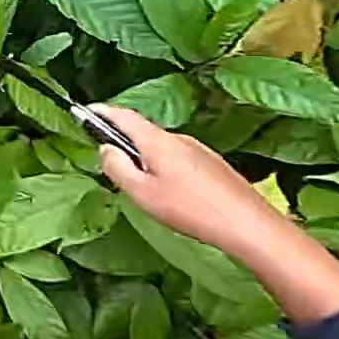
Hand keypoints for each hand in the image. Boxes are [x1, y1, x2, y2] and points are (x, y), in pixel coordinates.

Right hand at [89, 105, 288, 257]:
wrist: (252, 228)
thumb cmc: (190, 210)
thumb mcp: (140, 192)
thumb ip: (116, 166)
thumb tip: (106, 149)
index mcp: (157, 142)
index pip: (124, 116)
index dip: (103, 112)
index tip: (86, 111)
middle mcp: (180, 139)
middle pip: (143, 132)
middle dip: (123, 140)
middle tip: (111, 163)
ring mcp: (201, 151)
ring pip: (161, 147)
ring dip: (145, 156)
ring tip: (142, 184)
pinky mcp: (214, 165)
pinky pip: (179, 157)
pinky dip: (164, 165)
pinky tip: (170, 192)